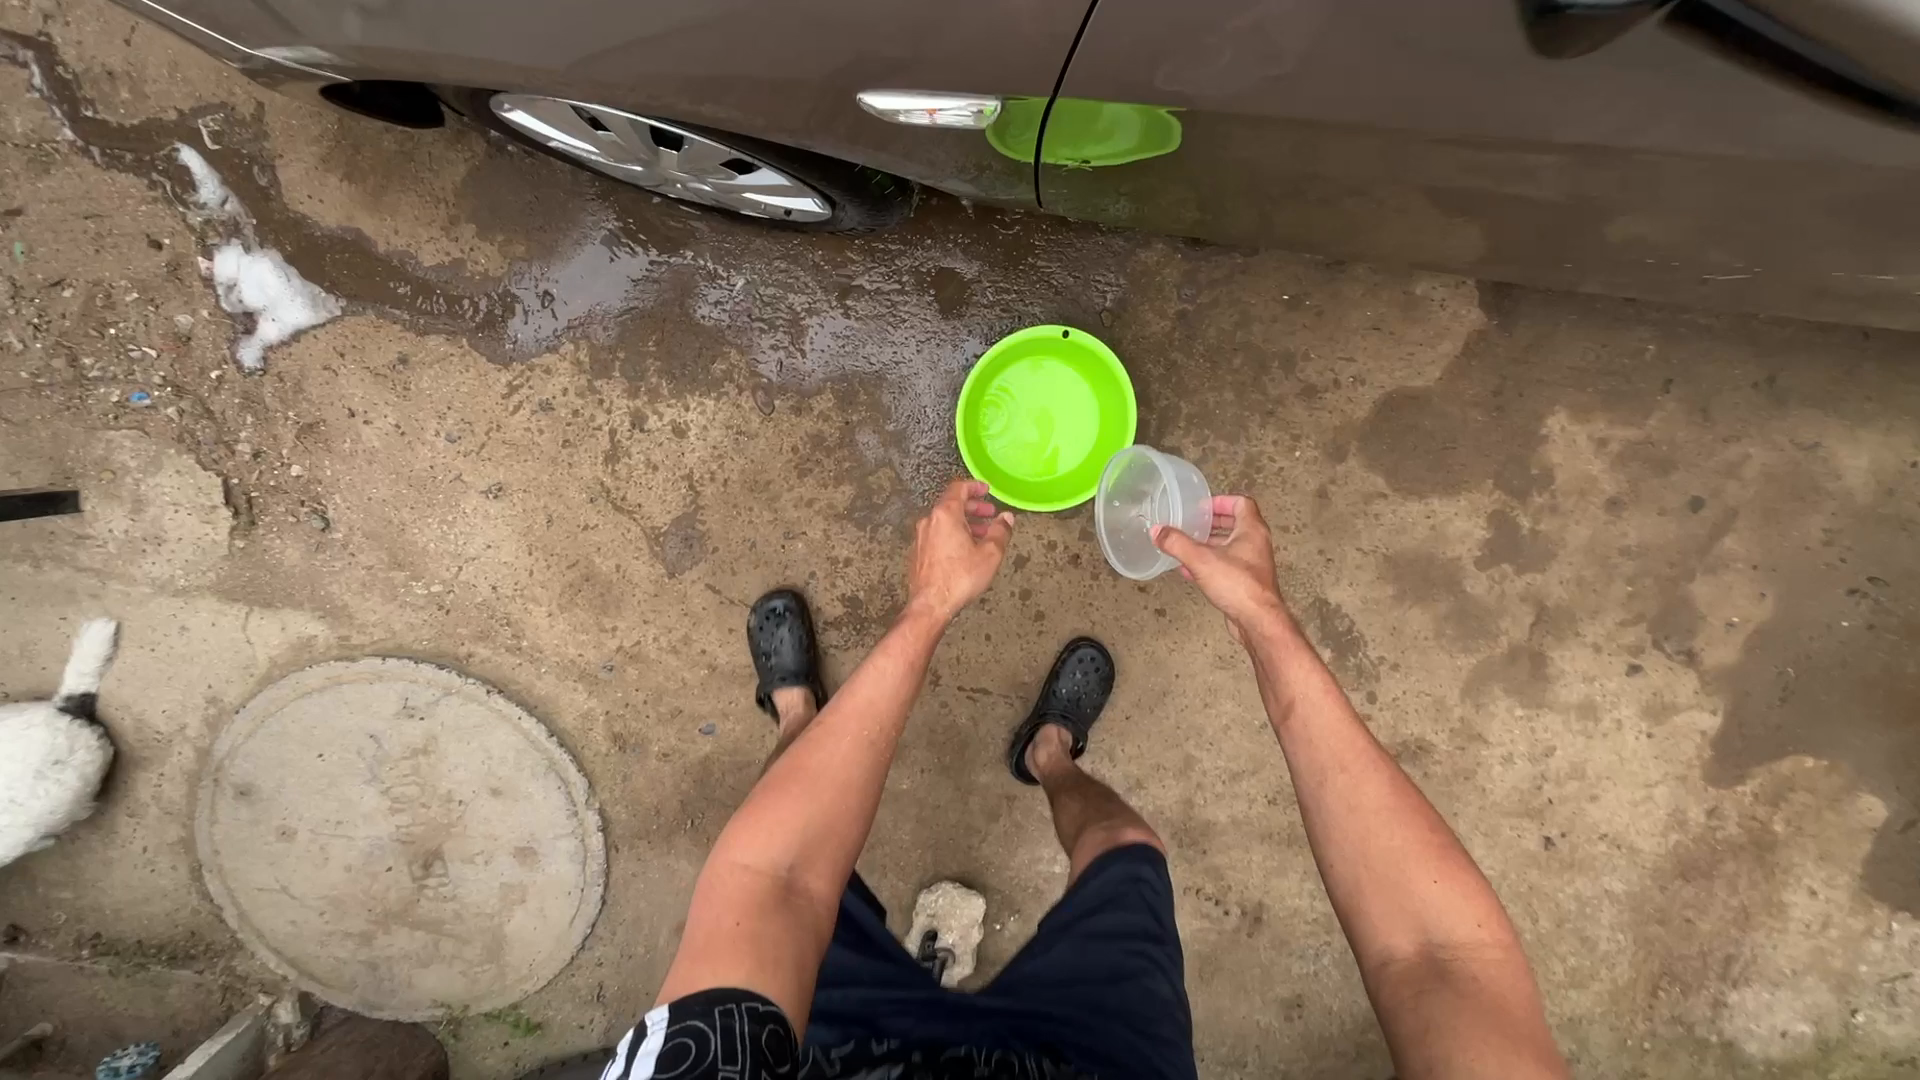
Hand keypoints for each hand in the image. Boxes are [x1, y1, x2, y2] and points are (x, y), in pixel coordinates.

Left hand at [905, 480, 1013, 622]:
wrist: (931, 604)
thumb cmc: (957, 579)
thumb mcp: (990, 553)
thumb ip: (1000, 531)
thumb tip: (1006, 519)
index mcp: (945, 515)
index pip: (958, 488)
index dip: (974, 486)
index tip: (984, 489)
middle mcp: (929, 522)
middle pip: (951, 505)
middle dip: (972, 508)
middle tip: (988, 513)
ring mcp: (921, 538)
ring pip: (944, 522)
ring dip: (964, 523)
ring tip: (981, 534)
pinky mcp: (918, 553)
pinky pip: (937, 535)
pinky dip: (951, 535)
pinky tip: (964, 550)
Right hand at [1153, 495, 1288, 644]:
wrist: (1257, 620)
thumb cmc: (1240, 586)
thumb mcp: (1200, 559)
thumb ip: (1177, 543)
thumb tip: (1158, 531)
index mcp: (1251, 531)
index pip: (1241, 503)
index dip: (1221, 501)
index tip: (1203, 506)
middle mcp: (1255, 545)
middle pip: (1236, 524)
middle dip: (1213, 522)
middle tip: (1195, 523)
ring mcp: (1252, 564)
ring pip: (1230, 546)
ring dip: (1210, 544)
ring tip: (1189, 545)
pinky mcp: (1246, 582)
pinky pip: (1226, 565)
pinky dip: (1210, 563)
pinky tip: (1191, 570)